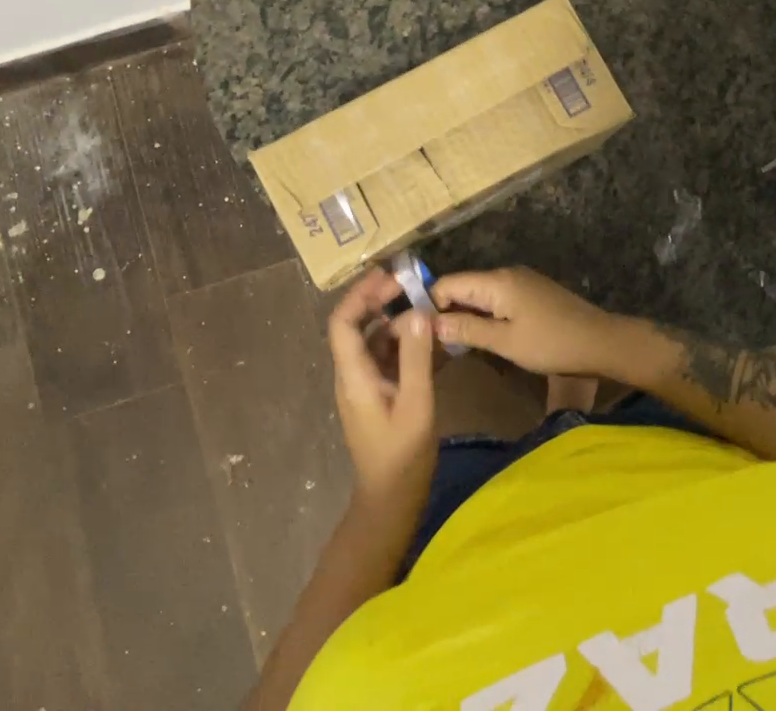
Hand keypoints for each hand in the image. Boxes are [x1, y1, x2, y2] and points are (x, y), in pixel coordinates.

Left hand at [328, 270, 436, 509]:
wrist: (390, 498)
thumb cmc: (402, 454)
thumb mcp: (417, 403)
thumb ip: (417, 358)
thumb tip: (417, 313)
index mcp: (354, 377)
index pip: (343, 324)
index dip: (360, 295)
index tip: (387, 276)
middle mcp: (352, 376)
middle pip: (358, 328)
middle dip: (381, 303)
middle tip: (411, 285)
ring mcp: (364, 387)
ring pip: (376, 343)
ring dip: (399, 324)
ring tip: (430, 313)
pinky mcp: (378, 396)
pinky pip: (388, 360)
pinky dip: (406, 346)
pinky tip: (432, 342)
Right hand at [430, 267, 640, 381]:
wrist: (600, 342)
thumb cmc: (551, 343)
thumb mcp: (505, 341)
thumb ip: (467, 329)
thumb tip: (430, 322)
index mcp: (497, 281)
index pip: (447, 283)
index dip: (428, 306)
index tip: (417, 332)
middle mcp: (506, 274)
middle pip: (463, 287)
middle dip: (445, 311)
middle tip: (431, 343)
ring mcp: (521, 282)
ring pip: (480, 294)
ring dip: (465, 315)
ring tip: (450, 344)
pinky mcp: (532, 293)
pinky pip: (498, 300)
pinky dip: (485, 315)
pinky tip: (480, 337)